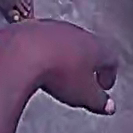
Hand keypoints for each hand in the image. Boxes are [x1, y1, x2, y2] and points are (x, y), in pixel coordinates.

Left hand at [0, 20, 119, 114]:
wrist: (22, 52)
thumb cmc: (59, 73)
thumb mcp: (84, 95)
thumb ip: (99, 101)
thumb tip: (109, 105)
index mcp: (94, 46)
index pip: (110, 57)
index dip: (109, 74)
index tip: (104, 87)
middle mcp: (76, 32)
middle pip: (88, 46)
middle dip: (87, 64)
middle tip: (84, 81)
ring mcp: (53, 27)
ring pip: (66, 41)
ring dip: (66, 56)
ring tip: (60, 74)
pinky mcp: (33, 27)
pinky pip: (44, 40)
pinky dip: (46, 51)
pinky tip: (39, 64)